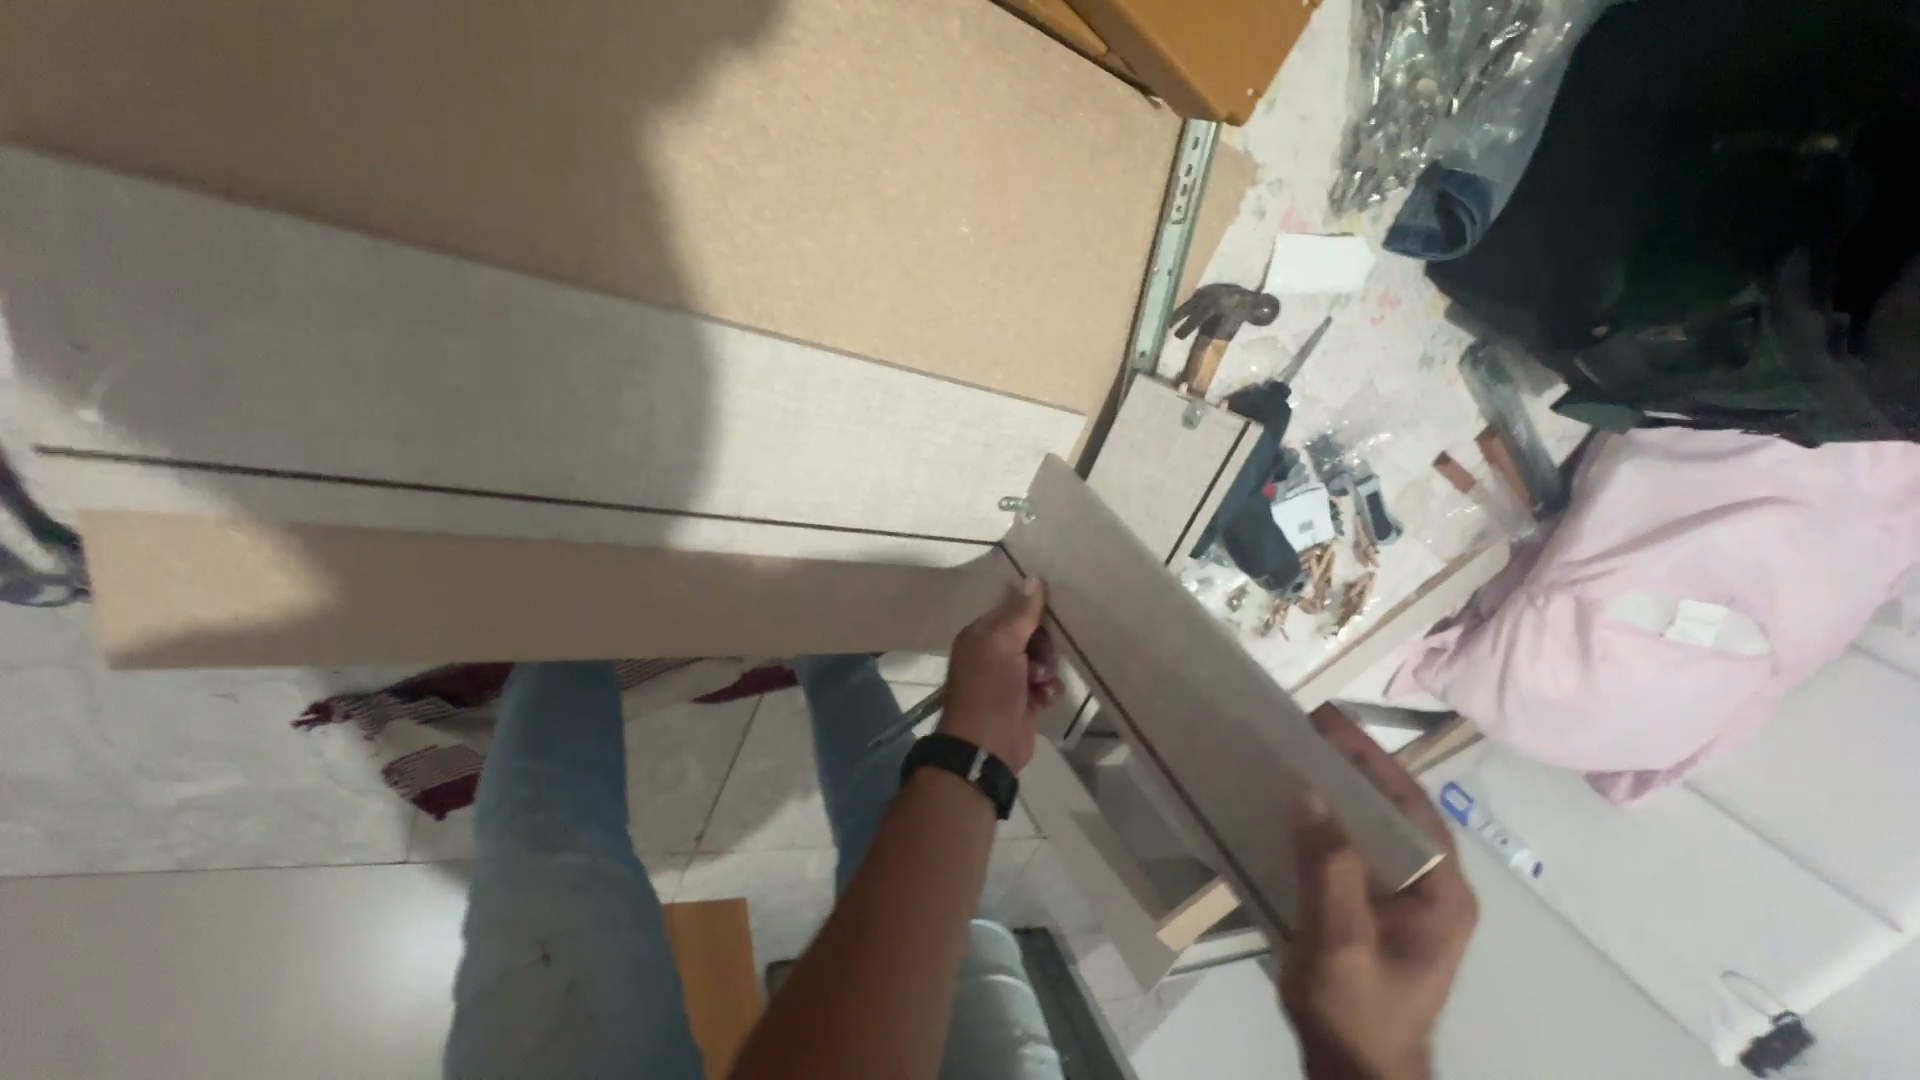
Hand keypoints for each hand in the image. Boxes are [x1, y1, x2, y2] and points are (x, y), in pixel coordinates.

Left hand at [938, 578, 1062, 773]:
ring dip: (1048, 670)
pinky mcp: (1025, 701)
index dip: (1032, 617)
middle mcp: (992, 654)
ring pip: (1042, 660)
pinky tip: (1045, 698)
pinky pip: (1046, 685)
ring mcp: (1009, 679)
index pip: (1012, 611)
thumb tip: (1034, 577)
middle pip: (1031, 635)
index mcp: (980, 635)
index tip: (1049, 622)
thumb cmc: (990, 689)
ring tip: (1041, 683)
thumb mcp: (1003, 644)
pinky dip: (1049, 690)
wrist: (987, 746)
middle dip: (1043, 647)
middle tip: (1041, 661)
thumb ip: (1021, 613)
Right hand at [1280, 706, 1478, 1079]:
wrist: (1355, 1071)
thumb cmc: (1357, 1010)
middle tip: (1307, 731)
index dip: (1373, 761)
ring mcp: (1402, 900)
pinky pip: (1352, 851)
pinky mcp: (1372, 909)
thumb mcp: (1342, 941)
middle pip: (1394, 810)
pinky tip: (1293, 810)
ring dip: (1338, 792)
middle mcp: (1430, 888)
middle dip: (1353, 767)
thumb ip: (1330, 869)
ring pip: (1373, 828)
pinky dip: (1326, 823)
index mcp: (1441, 892)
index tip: (1330, 723)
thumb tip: (1312, 795)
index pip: (1412, 806)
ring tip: (1296, 759)